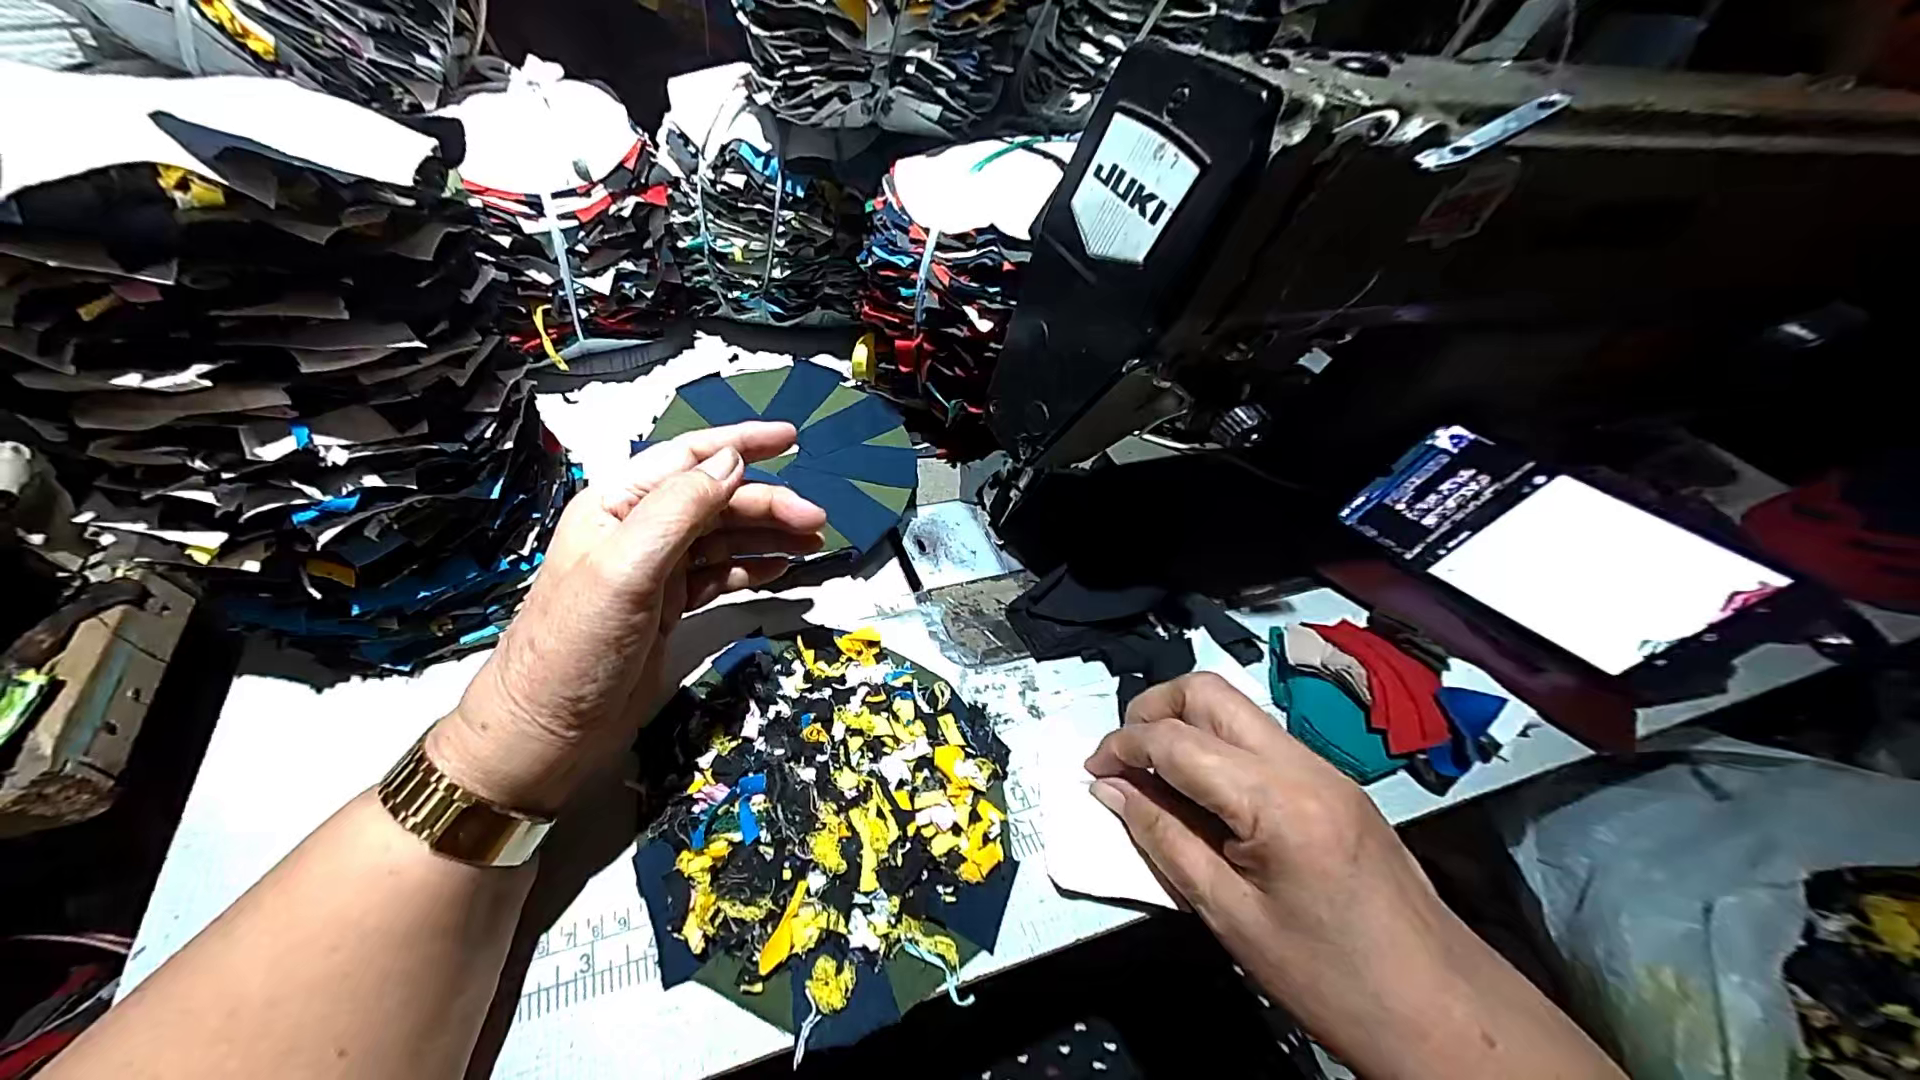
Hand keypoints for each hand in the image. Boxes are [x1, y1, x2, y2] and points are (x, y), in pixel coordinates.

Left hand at [427, 422, 826, 814]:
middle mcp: (642, 530)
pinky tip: (781, 569)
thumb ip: (680, 509)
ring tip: (812, 543)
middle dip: (769, 504)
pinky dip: (754, 568)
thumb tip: (733, 461)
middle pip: (719, 501)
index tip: (791, 438)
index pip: (689, 459)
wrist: (549, 733)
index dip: (742, 443)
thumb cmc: (575, 648)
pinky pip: (723, 573)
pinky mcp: (672, 604)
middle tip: (816, 521)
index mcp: (619, 505)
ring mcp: (659, 569)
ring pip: (726, 537)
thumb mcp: (626, 569)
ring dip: (770, 535)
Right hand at [1086, 673, 1620, 1079]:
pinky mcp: (1334, 782)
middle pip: (1207, 691)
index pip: (1176, 740)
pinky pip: (1258, 738)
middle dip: (1151, 710)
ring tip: (1154, 773)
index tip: (1094, 769)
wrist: (1450, 1015)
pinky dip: (1214, 746)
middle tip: (1123, 757)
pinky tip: (1199, 790)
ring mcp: (1325, 768)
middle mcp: (1304, 765)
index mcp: (1278, 801)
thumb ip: (1162, 839)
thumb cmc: (1336, 982)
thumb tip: (1113, 792)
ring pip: (1234, 706)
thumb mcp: (1230, 917)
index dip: (1122, 746)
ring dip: (1183, 724)